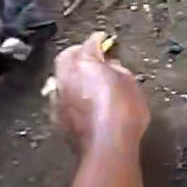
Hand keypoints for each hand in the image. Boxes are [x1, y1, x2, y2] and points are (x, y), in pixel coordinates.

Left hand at [49, 32, 149, 153]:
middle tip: (92, 57)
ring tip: (85, 79)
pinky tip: (79, 100)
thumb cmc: (125, 114)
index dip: (98, 40)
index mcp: (85, 63)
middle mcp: (66, 76)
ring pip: (60, 77)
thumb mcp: (131, 85)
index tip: (103, 39)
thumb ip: (118, 70)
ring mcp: (58, 97)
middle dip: (78, 53)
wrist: (107, 147)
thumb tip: (110, 66)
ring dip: (71, 75)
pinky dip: (69, 94)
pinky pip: (60, 97)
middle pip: (67, 57)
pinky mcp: (56, 116)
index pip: (90, 44)